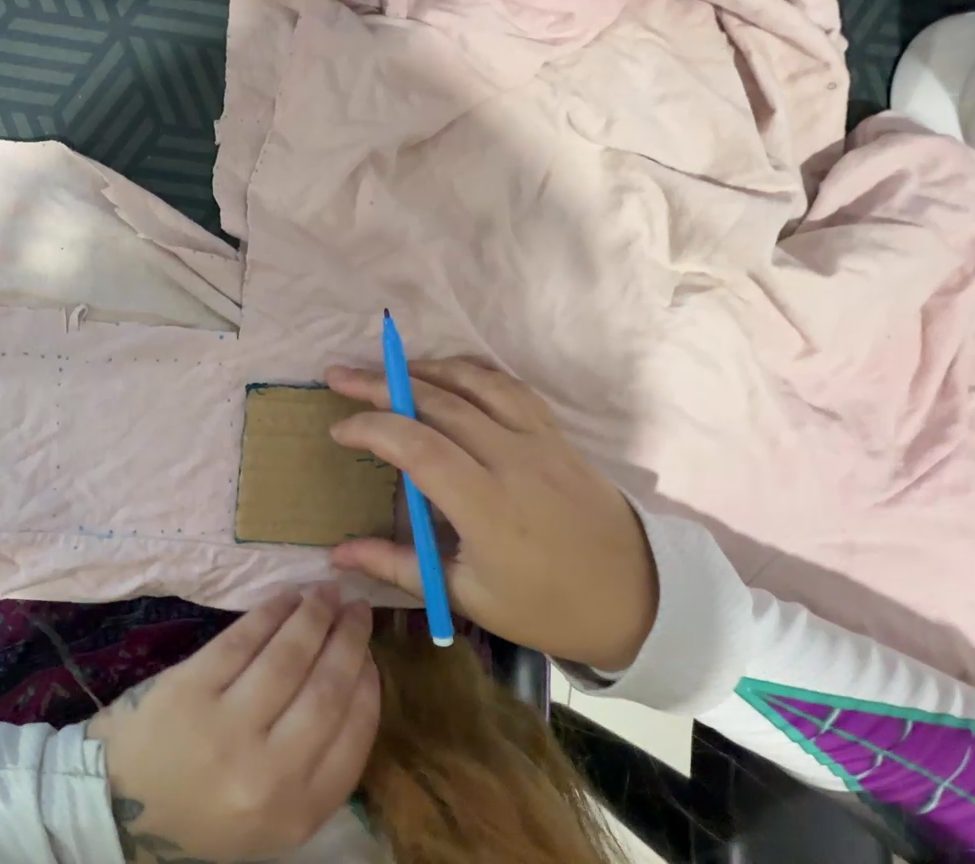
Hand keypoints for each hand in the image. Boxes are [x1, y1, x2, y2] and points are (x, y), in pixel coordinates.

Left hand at [86, 585, 378, 863]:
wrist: (120, 807)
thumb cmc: (203, 811)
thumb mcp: (273, 817)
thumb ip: (316, 765)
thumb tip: (350, 680)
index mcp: (297, 812)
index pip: (354, 736)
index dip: (367, 686)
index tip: (370, 654)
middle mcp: (269, 772)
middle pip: (326, 690)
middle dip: (348, 641)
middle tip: (358, 609)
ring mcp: (226, 726)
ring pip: (288, 657)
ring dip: (314, 617)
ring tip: (327, 594)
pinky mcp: (190, 687)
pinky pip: (242, 639)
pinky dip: (270, 612)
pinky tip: (286, 598)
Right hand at [325, 358, 656, 670]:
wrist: (639, 599)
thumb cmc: (546, 606)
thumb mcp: (467, 596)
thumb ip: (397, 566)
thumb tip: (335, 553)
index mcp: (488, 506)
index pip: (417, 445)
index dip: (371, 428)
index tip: (338, 430)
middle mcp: (513, 460)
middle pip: (437, 402)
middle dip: (380, 384)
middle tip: (338, 377)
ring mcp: (540, 440)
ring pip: (473, 382)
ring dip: (423, 368)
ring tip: (385, 369)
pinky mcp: (556, 433)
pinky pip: (508, 386)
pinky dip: (469, 372)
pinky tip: (445, 374)